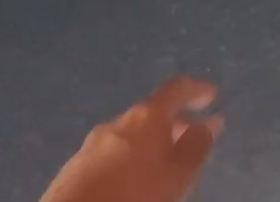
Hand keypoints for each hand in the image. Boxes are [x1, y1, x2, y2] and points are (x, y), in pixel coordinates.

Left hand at [39, 77, 222, 201]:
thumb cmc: (135, 193)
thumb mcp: (181, 171)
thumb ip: (198, 143)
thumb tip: (206, 124)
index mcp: (146, 115)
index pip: (176, 88)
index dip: (196, 89)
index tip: (211, 97)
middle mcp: (116, 123)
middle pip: (149, 114)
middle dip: (170, 124)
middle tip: (186, 138)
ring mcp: (88, 148)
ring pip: (126, 137)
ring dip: (145, 144)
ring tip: (157, 165)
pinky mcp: (68, 172)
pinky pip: (106, 157)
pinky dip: (124, 161)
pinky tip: (127, 181)